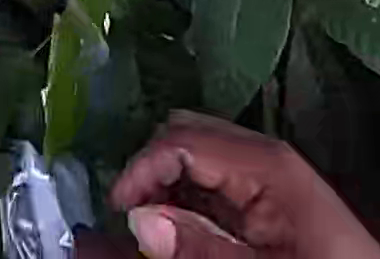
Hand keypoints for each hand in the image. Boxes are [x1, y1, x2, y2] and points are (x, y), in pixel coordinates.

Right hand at [101, 111, 379, 258]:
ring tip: (145, 221)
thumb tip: (140, 221)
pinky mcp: (263, 191)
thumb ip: (202, 247)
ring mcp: (262, 168)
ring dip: (165, 180)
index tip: (116, 208)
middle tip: (129, 216)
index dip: (144, 166)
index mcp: (263, 159)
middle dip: (151, 166)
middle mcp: (259, 150)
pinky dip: (184, 194)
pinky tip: (174, 222)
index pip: (184, 139)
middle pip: (187, 132)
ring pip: (195, 151)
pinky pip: (210, 177)